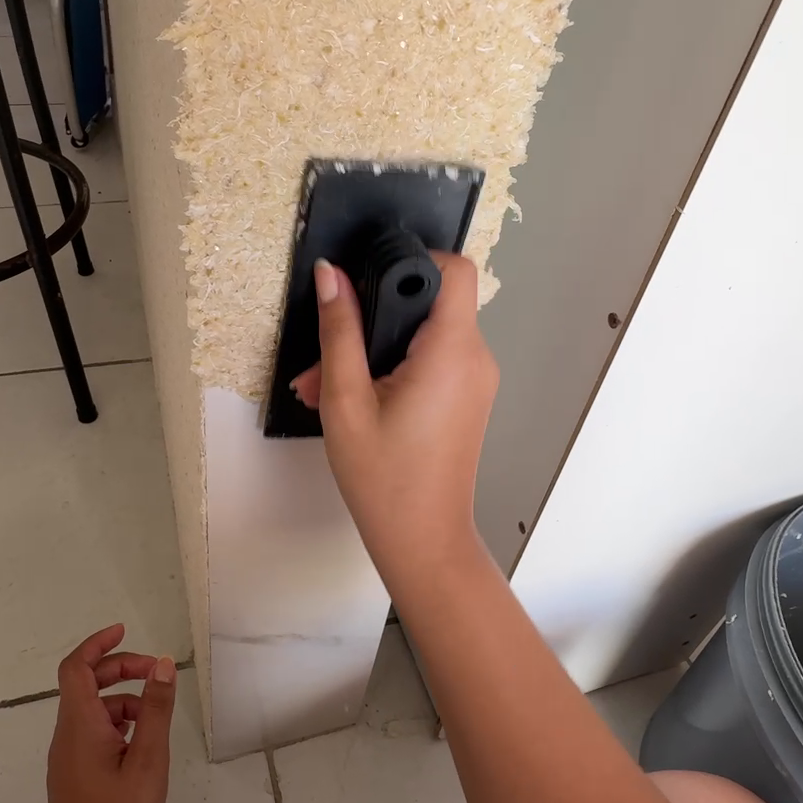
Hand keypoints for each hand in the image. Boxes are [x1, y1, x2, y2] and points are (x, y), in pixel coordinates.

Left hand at [47, 624, 177, 802]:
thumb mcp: (147, 760)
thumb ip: (155, 709)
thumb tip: (161, 663)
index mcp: (78, 726)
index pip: (76, 667)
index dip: (97, 642)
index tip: (124, 629)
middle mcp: (66, 737)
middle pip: (85, 684)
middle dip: (120, 668)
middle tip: (156, 672)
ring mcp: (67, 759)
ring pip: (91, 710)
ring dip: (122, 698)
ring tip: (155, 714)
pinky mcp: (73, 777)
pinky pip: (91, 733)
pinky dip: (115, 723)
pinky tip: (140, 741)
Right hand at [291, 253, 498, 580]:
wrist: (423, 541)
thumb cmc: (385, 480)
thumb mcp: (345, 400)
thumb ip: (339, 331)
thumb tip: (331, 274)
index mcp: (451, 352)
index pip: (454, 269)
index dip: (412, 260)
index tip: (369, 280)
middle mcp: (475, 359)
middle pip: (431, 302)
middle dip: (374, 317)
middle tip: (329, 353)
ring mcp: (475, 380)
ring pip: (424, 335)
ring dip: (374, 349)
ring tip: (326, 387)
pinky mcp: (467, 396)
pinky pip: (431, 360)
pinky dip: (392, 368)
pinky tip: (353, 399)